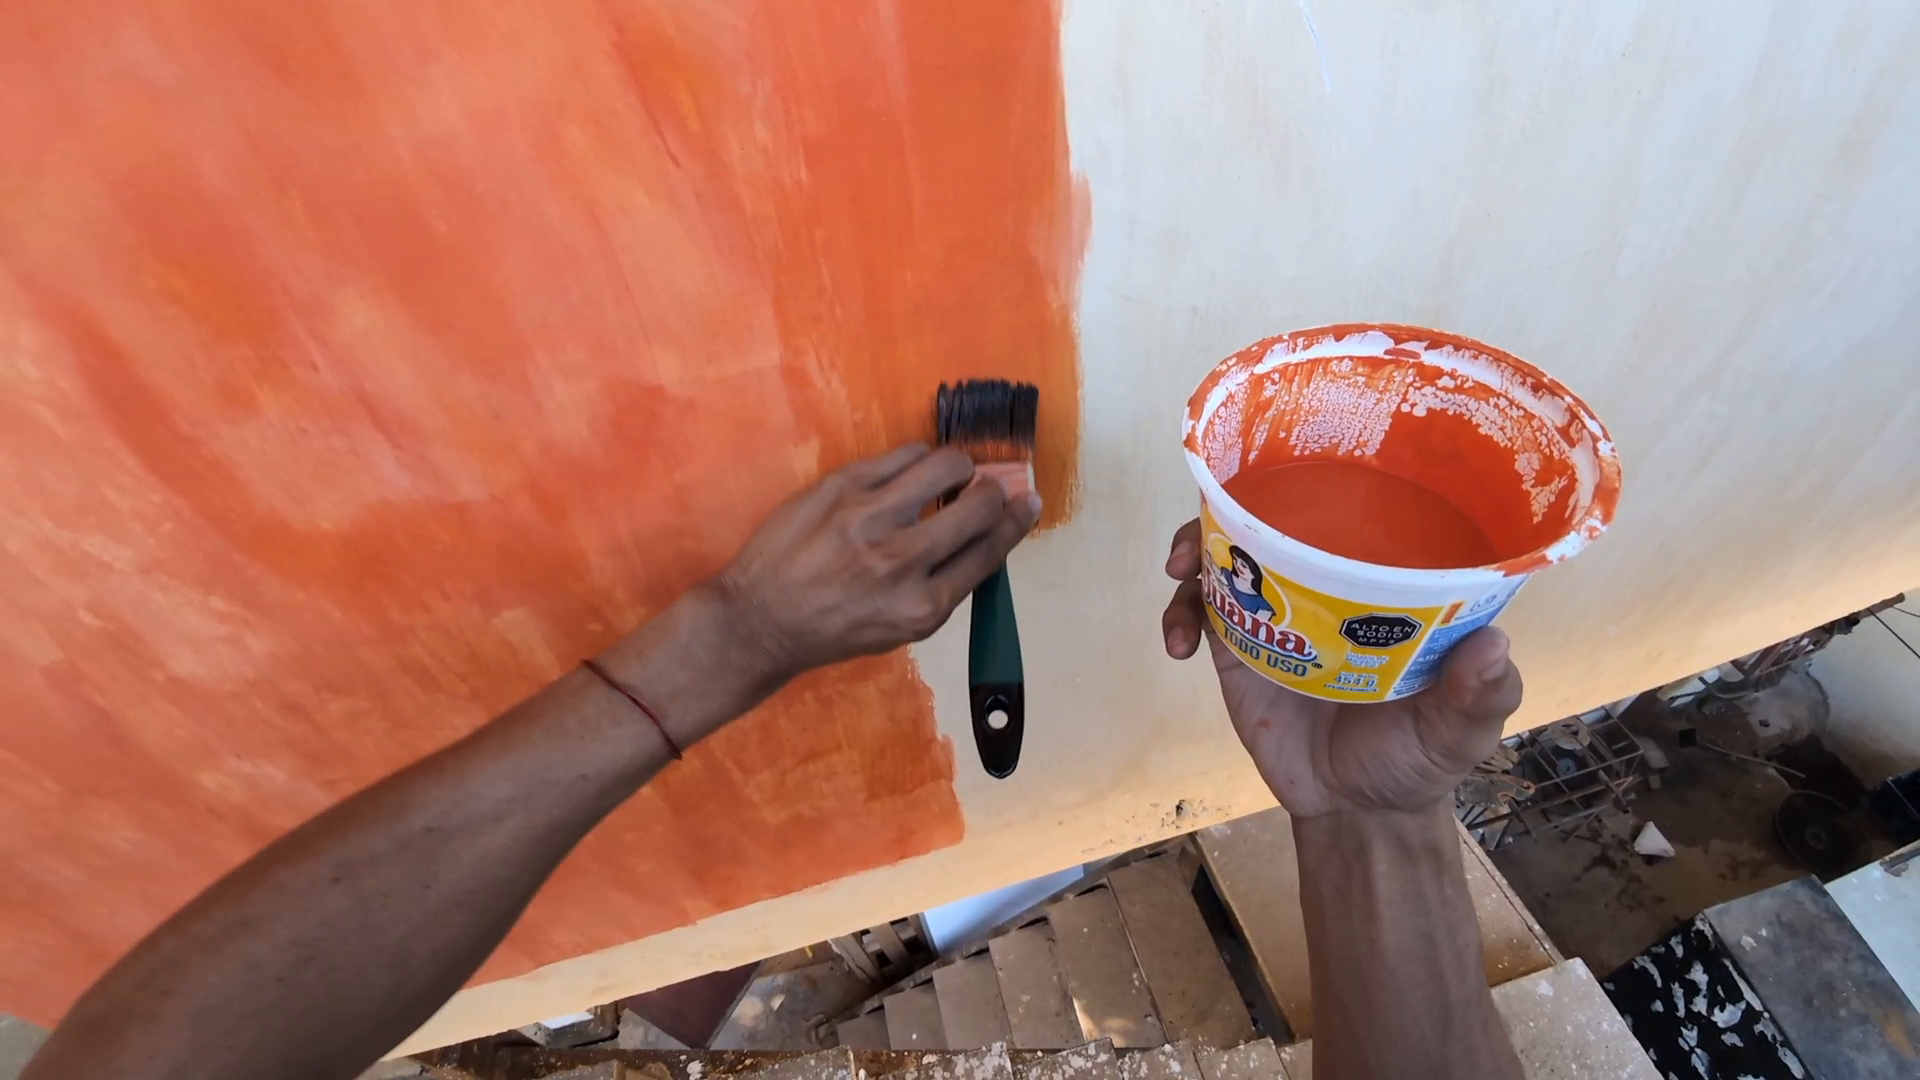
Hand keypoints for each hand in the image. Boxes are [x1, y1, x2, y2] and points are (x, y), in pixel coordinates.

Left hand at [716, 443, 1041, 687]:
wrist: (762, 617)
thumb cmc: (837, 628)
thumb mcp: (902, 628)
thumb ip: (947, 586)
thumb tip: (986, 535)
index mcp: (924, 607)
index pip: (991, 551)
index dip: (1018, 520)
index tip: (1029, 500)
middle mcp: (903, 561)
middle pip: (980, 504)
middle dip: (992, 491)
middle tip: (983, 488)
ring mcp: (871, 518)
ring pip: (947, 465)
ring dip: (958, 468)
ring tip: (944, 478)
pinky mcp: (843, 486)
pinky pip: (906, 453)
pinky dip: (918, 460)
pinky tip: (909, 473)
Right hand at [1160, 519, 1521, 817]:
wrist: (1350, 807)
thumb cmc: (1413, 759)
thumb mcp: (1456, 731)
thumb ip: (1475, 696)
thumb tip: (1491, 643)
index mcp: (1372, 591)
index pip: (1345, 522)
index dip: (1313, 493)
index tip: (1288, 488)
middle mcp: (1319, 592)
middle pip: (1267, 529)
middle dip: (1226, 516)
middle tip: (1202, 537)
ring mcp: (1271, 618)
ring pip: (1223, 562)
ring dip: (1192, 553)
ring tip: (1178, 574)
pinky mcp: (1234, 651)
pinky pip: (1196, 617)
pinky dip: (1177, 619)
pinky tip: (1176, 647)